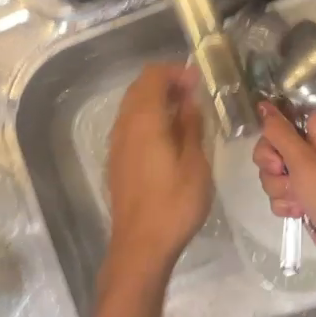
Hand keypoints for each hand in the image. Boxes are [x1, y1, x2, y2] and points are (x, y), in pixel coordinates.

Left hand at [106, 63, 211, 278]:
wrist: (141, 244)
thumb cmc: (175, 204)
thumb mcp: (195, 163)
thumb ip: (191, 126)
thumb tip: (188, 101)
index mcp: (144, 121)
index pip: (153, 76)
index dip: (175, 72)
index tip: (198, 80)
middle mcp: (124, 127)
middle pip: (139, 89)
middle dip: (166, 84)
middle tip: (193, 94)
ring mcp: (117, 145)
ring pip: (133, 108)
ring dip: (156, 102)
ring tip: (185, 114)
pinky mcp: (117, 162)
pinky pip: (131, 127)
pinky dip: (149, 121)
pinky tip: (169, 138)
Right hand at [252, 101, 315, 269]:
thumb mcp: (302, 158)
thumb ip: (278, 131)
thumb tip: (263, 104)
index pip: (285, 117)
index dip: (275, 134)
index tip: (276, 149)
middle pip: (274, 147)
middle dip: (274, 167)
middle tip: (284, 174)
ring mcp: (310, 172)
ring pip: (275, 173)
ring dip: (281, 188)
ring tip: (298, 198)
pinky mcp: (305, 195)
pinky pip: (282, 192)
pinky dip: (287, 203)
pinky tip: (300, 211)